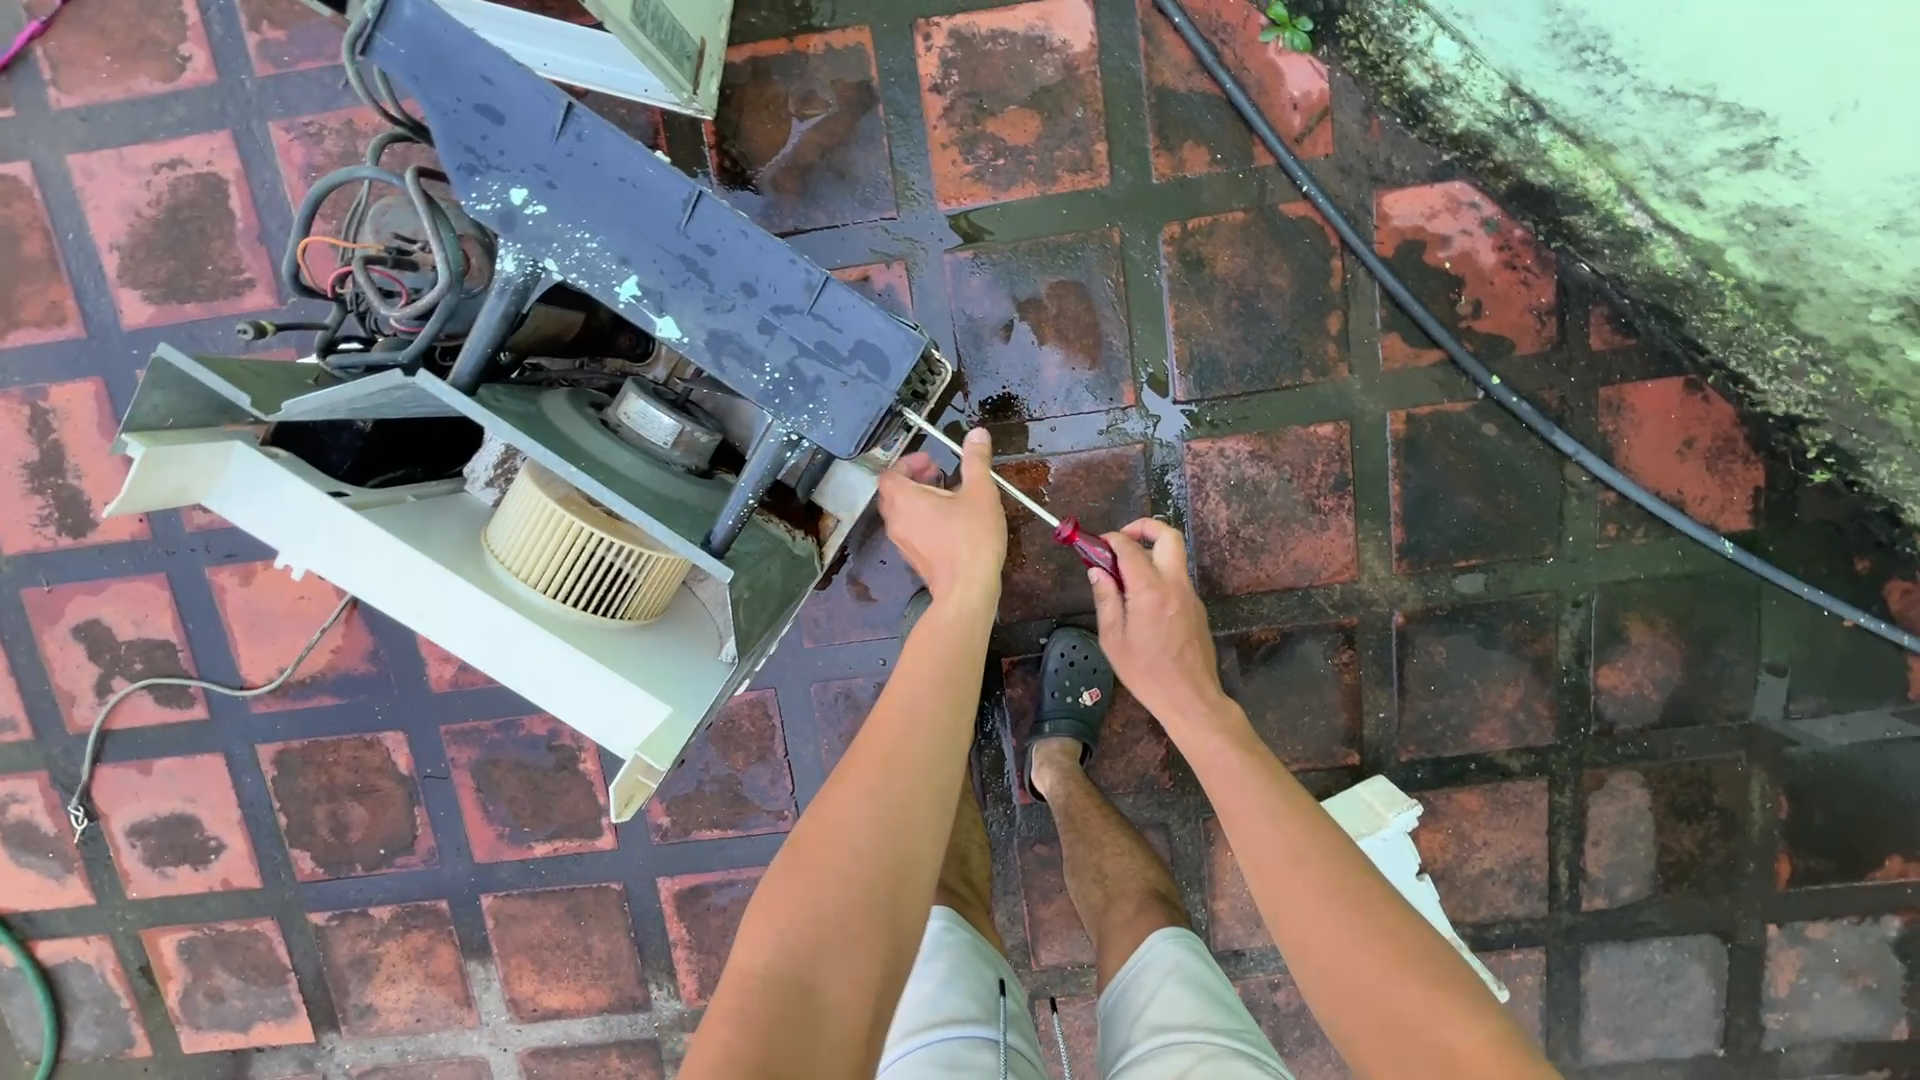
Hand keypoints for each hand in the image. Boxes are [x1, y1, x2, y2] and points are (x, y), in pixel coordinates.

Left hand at [876, 428, 1007, 605]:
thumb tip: (977, 433)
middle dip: (913, 478)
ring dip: (918, 499)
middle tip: (939, 474)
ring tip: (947, 496)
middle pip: (892, 492)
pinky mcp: (913, 558)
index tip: (933, 461)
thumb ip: (976, 461)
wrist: (967, 590)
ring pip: (900, 513)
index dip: (908, 462)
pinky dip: (922, 518)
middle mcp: (895, 520)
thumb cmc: (972, 538)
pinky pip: (910, 530)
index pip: (890, 473)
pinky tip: (950, 522)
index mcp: (905, 499)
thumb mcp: (980, 493)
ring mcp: (902, 542)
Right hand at [1088, 519, 1233, 733]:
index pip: (1130, 547)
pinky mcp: (1197, 607)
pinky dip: (1158, 575)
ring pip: (1174, 556)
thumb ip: (1106, 598)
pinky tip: (1141, 601)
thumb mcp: (1113, 638)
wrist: (1190, 698)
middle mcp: (1175, 584)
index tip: (1096, 544)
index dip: (1111, 539)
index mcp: (1150, 590)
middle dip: (1144, 527)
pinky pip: (1177, 579)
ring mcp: (1190, 595)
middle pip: (1168, 535)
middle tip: (1120, 541)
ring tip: (1124, 575)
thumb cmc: (1145, 673)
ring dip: (1150, 553)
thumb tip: (1098, 571)